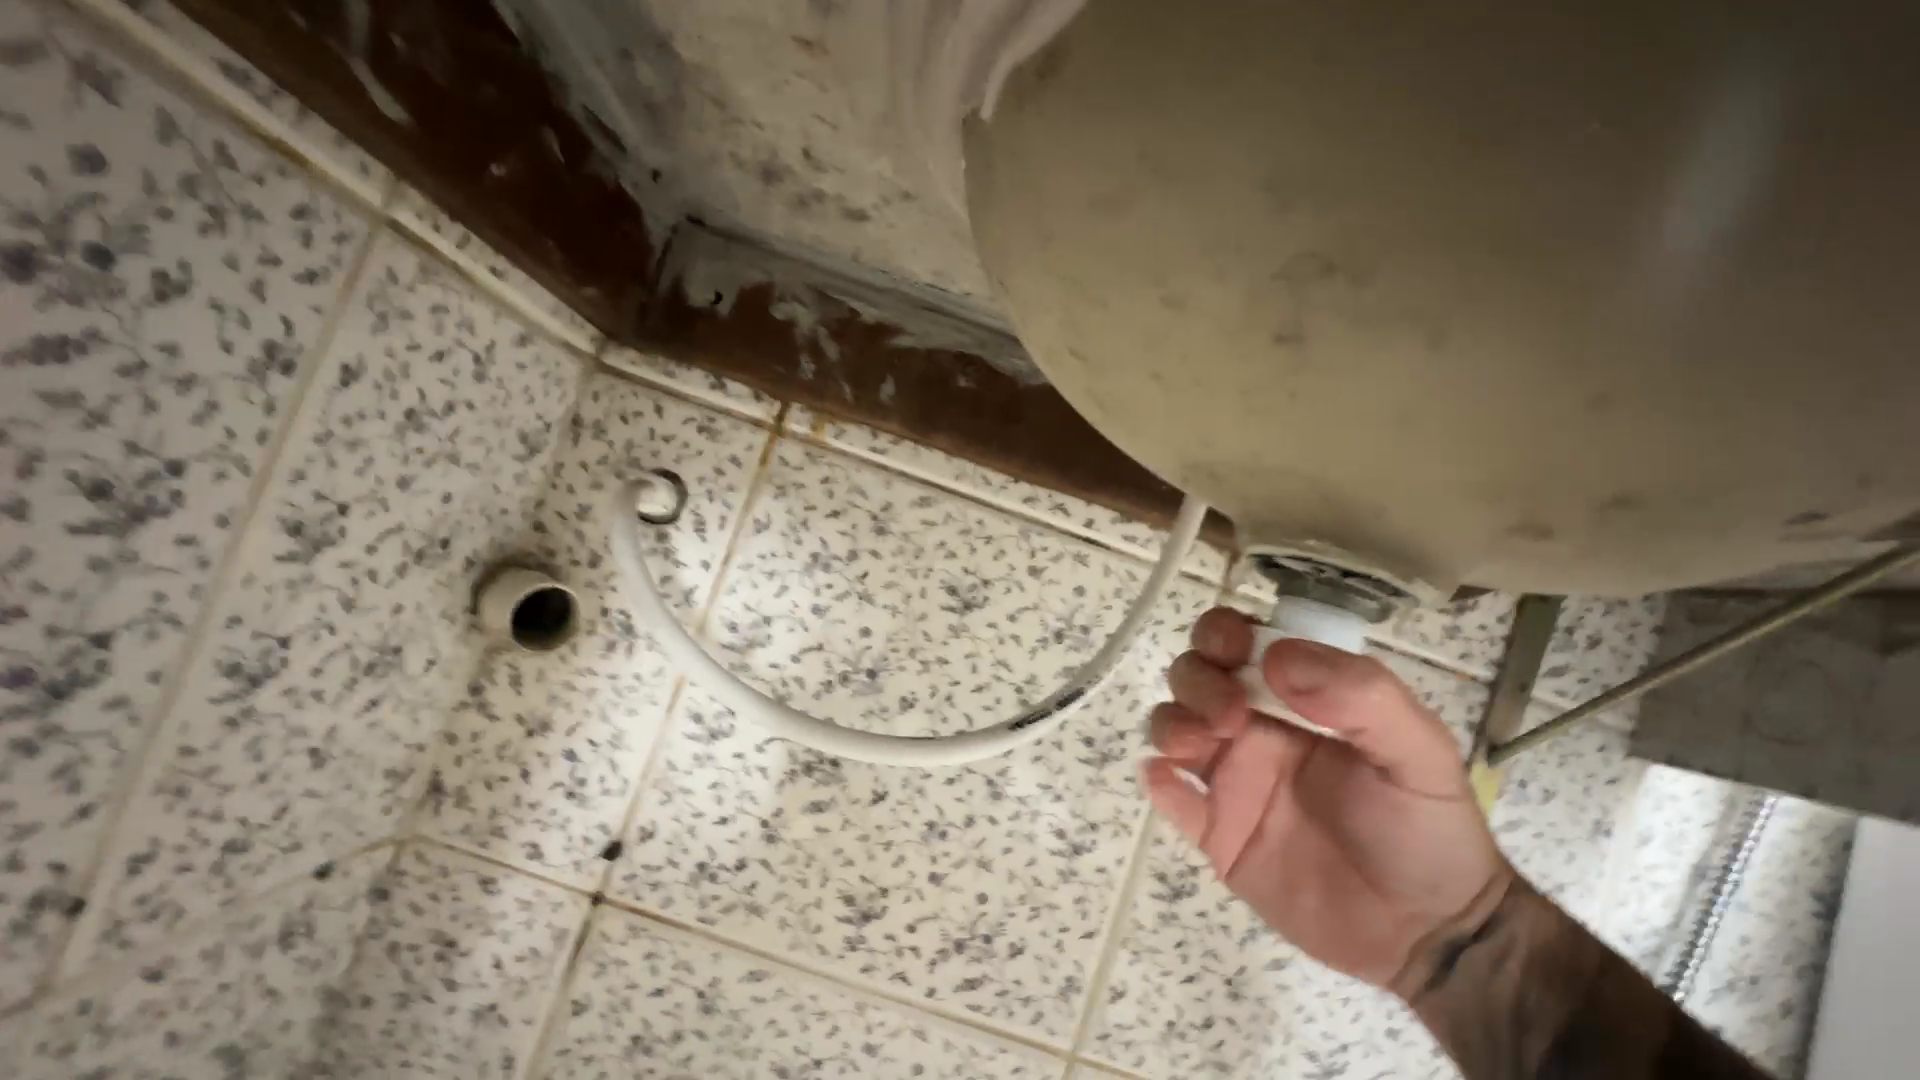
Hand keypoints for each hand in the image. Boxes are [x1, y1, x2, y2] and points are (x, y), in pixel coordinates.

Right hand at [1141, 607, 1512, 995]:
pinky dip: (1157, 781)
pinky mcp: (1217, 833)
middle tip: (1228, 719)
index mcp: (1302, 699)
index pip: (1245, 642)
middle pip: (1196, 676)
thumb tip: (1278, 657)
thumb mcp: (1420, 751)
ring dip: (1169, 722)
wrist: (1428, 933)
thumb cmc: (1428, 830)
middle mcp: (1258, 729)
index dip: (1224, 634)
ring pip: (1172, 725)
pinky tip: (1170, 784)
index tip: (1234, 653)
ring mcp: (1233, 780)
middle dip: (1197, 681)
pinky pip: (1170, 798)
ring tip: (1192, 749)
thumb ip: (1363, 695)